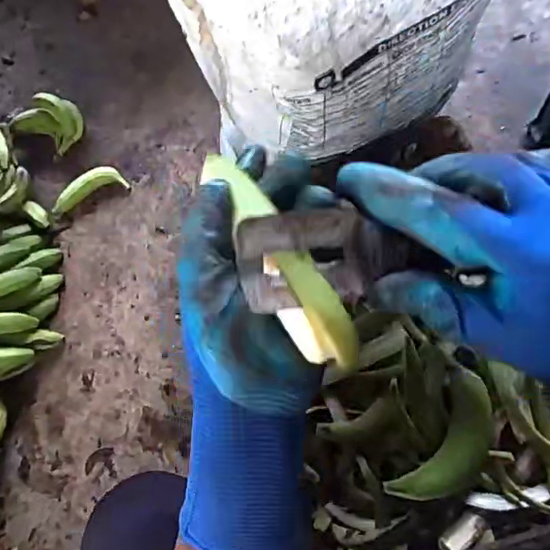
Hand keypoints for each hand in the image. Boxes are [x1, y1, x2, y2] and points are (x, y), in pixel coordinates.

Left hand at [175, 145, 330, 549]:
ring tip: (320, 205)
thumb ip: (205, 230)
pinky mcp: (330, 288)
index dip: (251, 170)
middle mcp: (266, 253)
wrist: (257, 397)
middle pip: (282, 202)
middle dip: (290, 183)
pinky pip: (342, 252)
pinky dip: (346, 236)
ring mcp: (300, 269)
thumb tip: (213, 180)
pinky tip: (349, 228)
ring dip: (318, 207)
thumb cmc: (220, 340)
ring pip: (315, 221)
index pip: (242, 196)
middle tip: (299, 175)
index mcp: (230, 246)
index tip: (261, 151)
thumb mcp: (201, 283)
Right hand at [336, 149, 549, 471]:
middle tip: (395, 196)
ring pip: (504, 159)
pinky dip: (515, 165)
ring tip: (436, 192)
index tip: (352, 179)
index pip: (444, 210)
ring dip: (462, 171)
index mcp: (522, 250)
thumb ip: (429, 300)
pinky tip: (500, 188)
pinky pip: (546, 157)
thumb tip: (377, 282)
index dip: (392, 193)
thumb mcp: (481, 331)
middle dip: (425, 179)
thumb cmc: (542, 344)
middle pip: (472, 171)